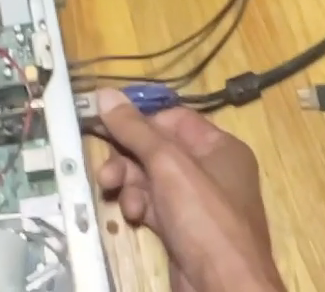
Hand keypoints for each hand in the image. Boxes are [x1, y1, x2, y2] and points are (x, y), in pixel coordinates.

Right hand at [95, 89, 285, 291]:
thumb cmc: (204, 218)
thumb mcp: (167, 164)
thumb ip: (134, 129)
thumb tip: (104, 93)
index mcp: (220, 147)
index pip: (172, 118)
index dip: (140, 120)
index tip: (106, 122)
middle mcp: (211, 171)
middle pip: (157, 149)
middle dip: (127, 155)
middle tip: (104, 164)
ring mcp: (198, 204)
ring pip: (151, 177)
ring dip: (128, 181)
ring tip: (111, 189)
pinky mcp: (183, 231)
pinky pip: (153, 205)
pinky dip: (138, 205)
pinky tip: (130, 215)